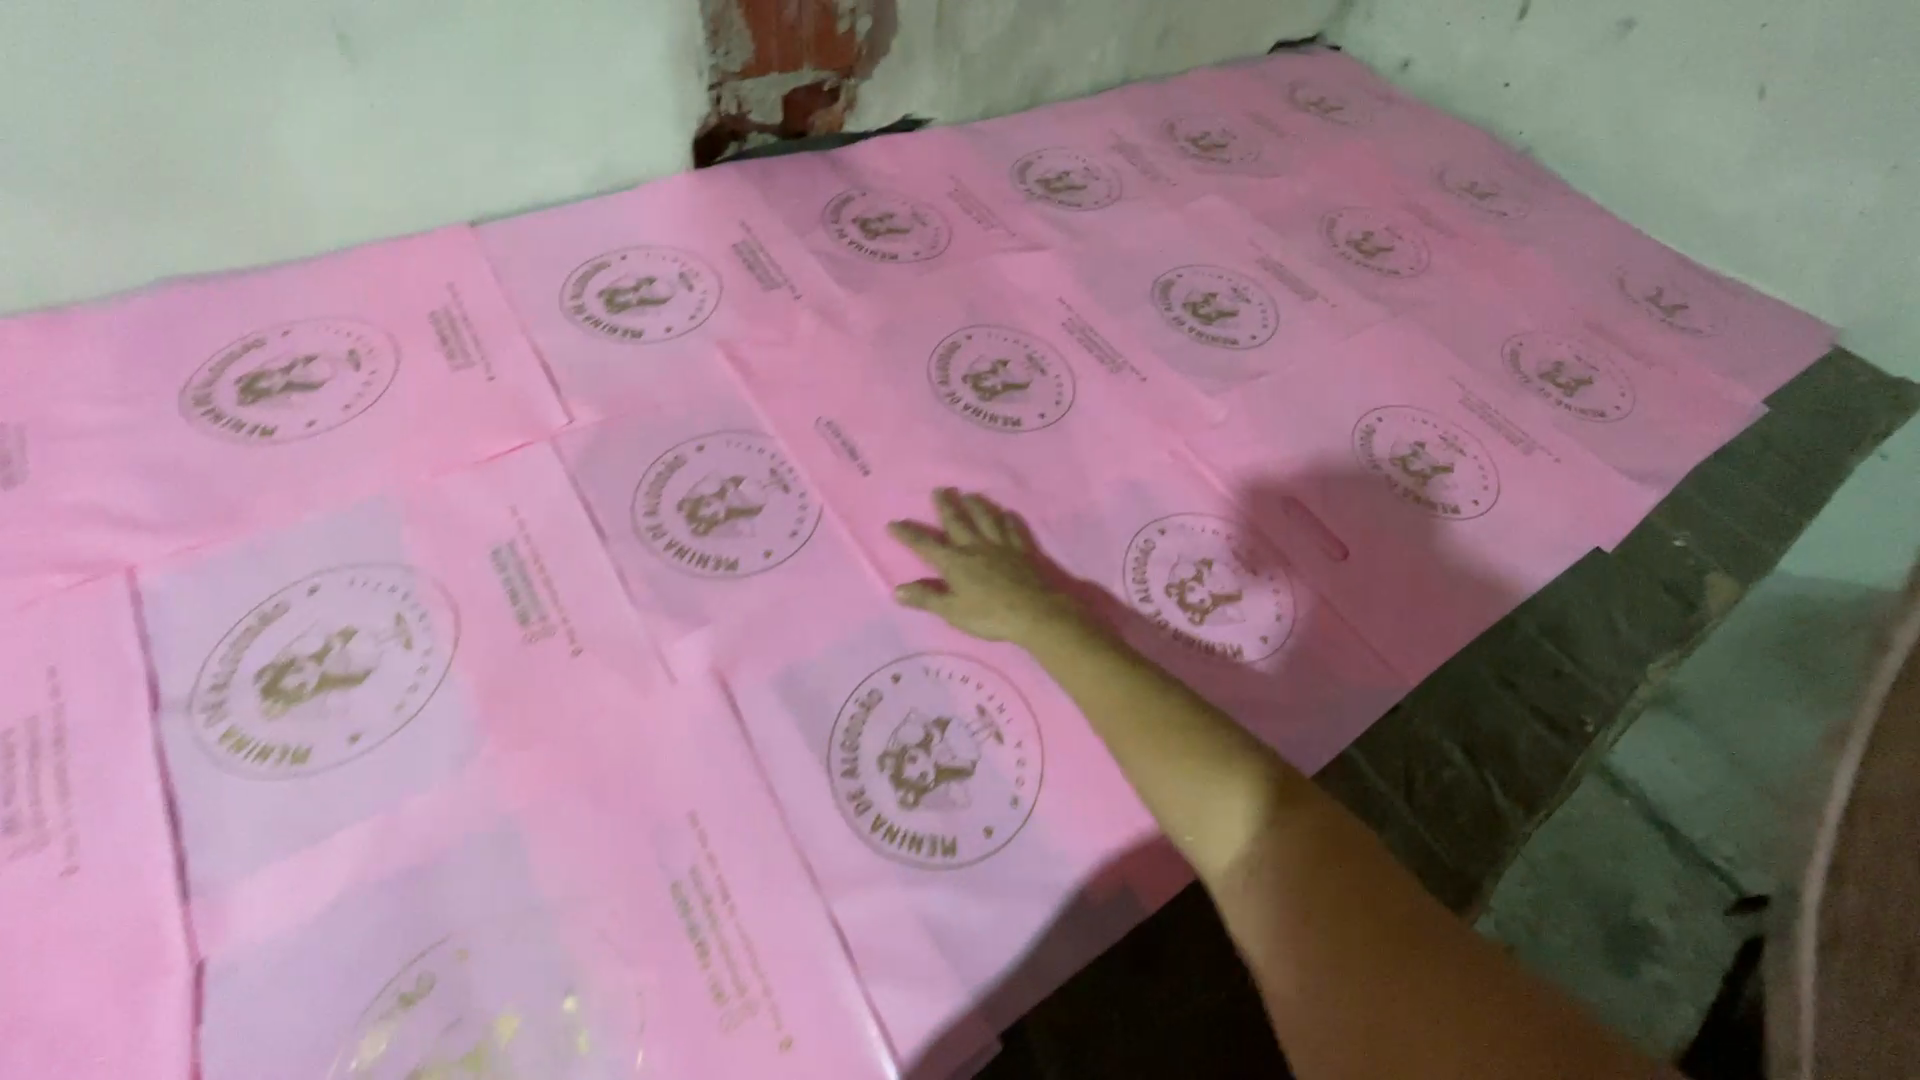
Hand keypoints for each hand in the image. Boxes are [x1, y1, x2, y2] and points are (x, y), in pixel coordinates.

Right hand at [887, 489, 1097, 646]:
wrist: (1035, 612)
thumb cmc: (990, 615)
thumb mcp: (953, 612)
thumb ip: (926, 598)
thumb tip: (897, 590)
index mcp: (955, 563)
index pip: (926, 545)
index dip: (909, 534)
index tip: (894, 523)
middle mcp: (975, 547)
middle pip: (957, 522)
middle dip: (946, 506)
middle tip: (939, 489)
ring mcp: (1001, 546)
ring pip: (986, 519)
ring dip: (976, 505)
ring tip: (970, 494)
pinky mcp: (1022, 551)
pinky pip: (1013, 530)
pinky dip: (1008, 520)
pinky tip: (1007, 513)